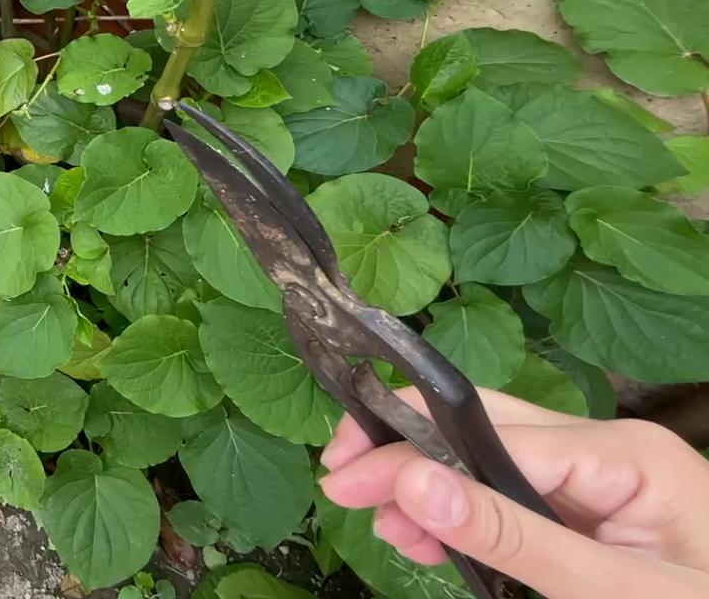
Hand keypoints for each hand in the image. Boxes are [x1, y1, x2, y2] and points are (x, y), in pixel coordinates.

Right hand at [320, 386, 708, 597]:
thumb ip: (516, 538)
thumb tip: (405, 479)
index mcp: (623, 452)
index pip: (478, 434)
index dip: (402, 454)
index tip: (341, 482)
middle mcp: (605, 449)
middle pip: (470, 427)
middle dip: (402, 457)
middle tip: (345, 488)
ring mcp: (600, 481)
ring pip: (478, 460)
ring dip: (424, 490)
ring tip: (389, 528)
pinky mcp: (593, 514)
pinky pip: (506, 496)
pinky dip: (460, 514)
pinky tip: (428, 534)